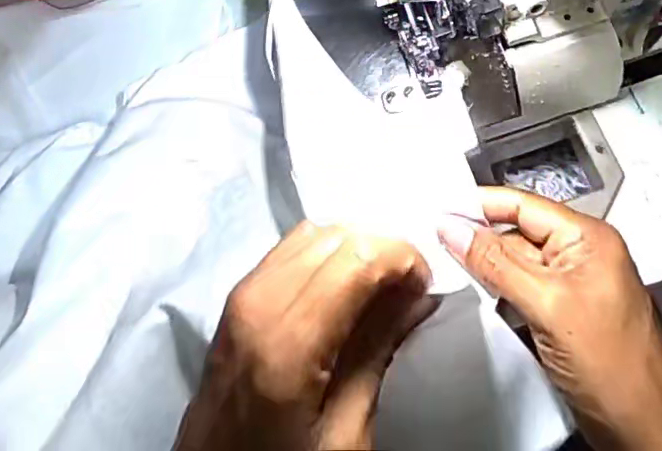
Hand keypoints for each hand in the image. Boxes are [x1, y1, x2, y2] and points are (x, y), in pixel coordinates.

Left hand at [177, 223, 437, 450]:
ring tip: (376, 287)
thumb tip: (421, 294)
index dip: (403, 259)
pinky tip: (342, 285)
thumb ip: (379, 351)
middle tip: (407, 289)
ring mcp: (242, 294)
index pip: (360, 256)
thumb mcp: (345, 434)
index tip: (424, 287)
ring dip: (356, 247)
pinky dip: (327, 251)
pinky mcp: (236, 296)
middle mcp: (259, 302)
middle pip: (341, 236)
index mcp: (287, 342)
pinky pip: (293, 246)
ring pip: (318, 231)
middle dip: (384, 251)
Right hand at [437, 187, 661, 450]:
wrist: (645, 432)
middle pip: (519, 232)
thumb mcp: (548, 306)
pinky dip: (502, 293)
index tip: (444, 209)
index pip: (525, 204)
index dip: (482, 204)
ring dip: (488, 267)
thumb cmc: (618, 370)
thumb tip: (458, 229)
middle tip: (438, 242)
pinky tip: (479, 298)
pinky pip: (526, 291)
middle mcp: (583, 254)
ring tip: (450, 268)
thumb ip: (498, 264)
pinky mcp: (566, 315)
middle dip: (481, 237)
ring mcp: (575, 286)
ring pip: (520, 263)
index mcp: (588, 237)